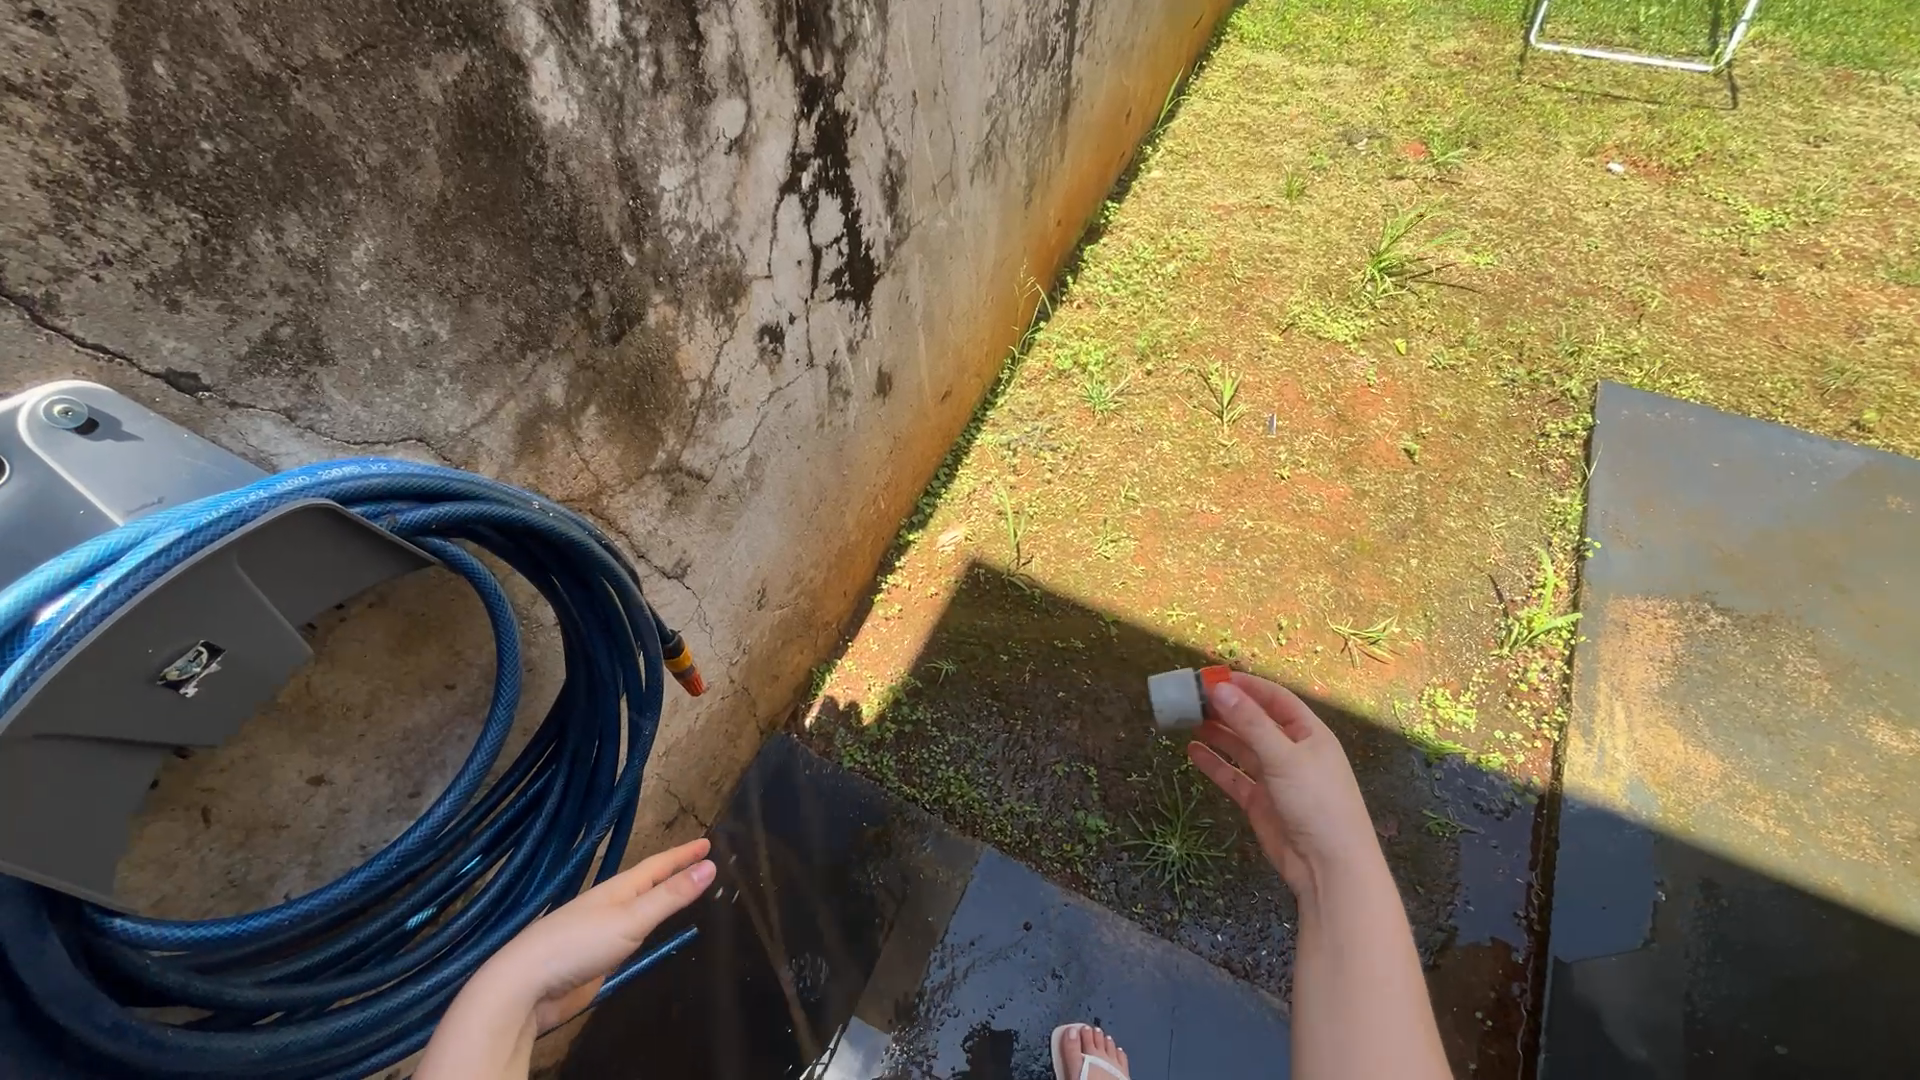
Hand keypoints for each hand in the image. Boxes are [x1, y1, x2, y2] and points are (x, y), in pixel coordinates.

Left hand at [472, 837, 715, 1030]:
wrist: (524, 988)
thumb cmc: (579, 945)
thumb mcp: (632, 919)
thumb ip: (671, 896)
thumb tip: (711, 867)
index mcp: (620, 889)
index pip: (659, 865)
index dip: (684, 854)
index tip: (708, 842)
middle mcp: (611, 905)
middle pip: (648, 883)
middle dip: (674, 872)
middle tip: (700, 863)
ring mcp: (600, 932)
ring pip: (638, 908)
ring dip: (660, 898)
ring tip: (680, 893)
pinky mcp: (593, 959)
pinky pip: (629, 935)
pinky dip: (646, 927)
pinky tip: (646, 934)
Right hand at [1186, 673, 1378, 897]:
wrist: (1329, 867)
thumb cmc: (1317, 803)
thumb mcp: (1284, 757)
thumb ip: (1250, 723)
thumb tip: (1219, 689)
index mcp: (1309, 734)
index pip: (1275, 699)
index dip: (1247, 686)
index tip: (1213, 677)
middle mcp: (1292, 751)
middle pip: (1255, 721)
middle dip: (1226, 709)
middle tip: (1192, 697)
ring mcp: (1275, 777)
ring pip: (1241, 747)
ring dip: (1217, 733)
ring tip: (1187, 719)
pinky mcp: (1260, 801)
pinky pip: (1233, 775)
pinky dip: (1214, 763)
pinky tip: (1193, 751)